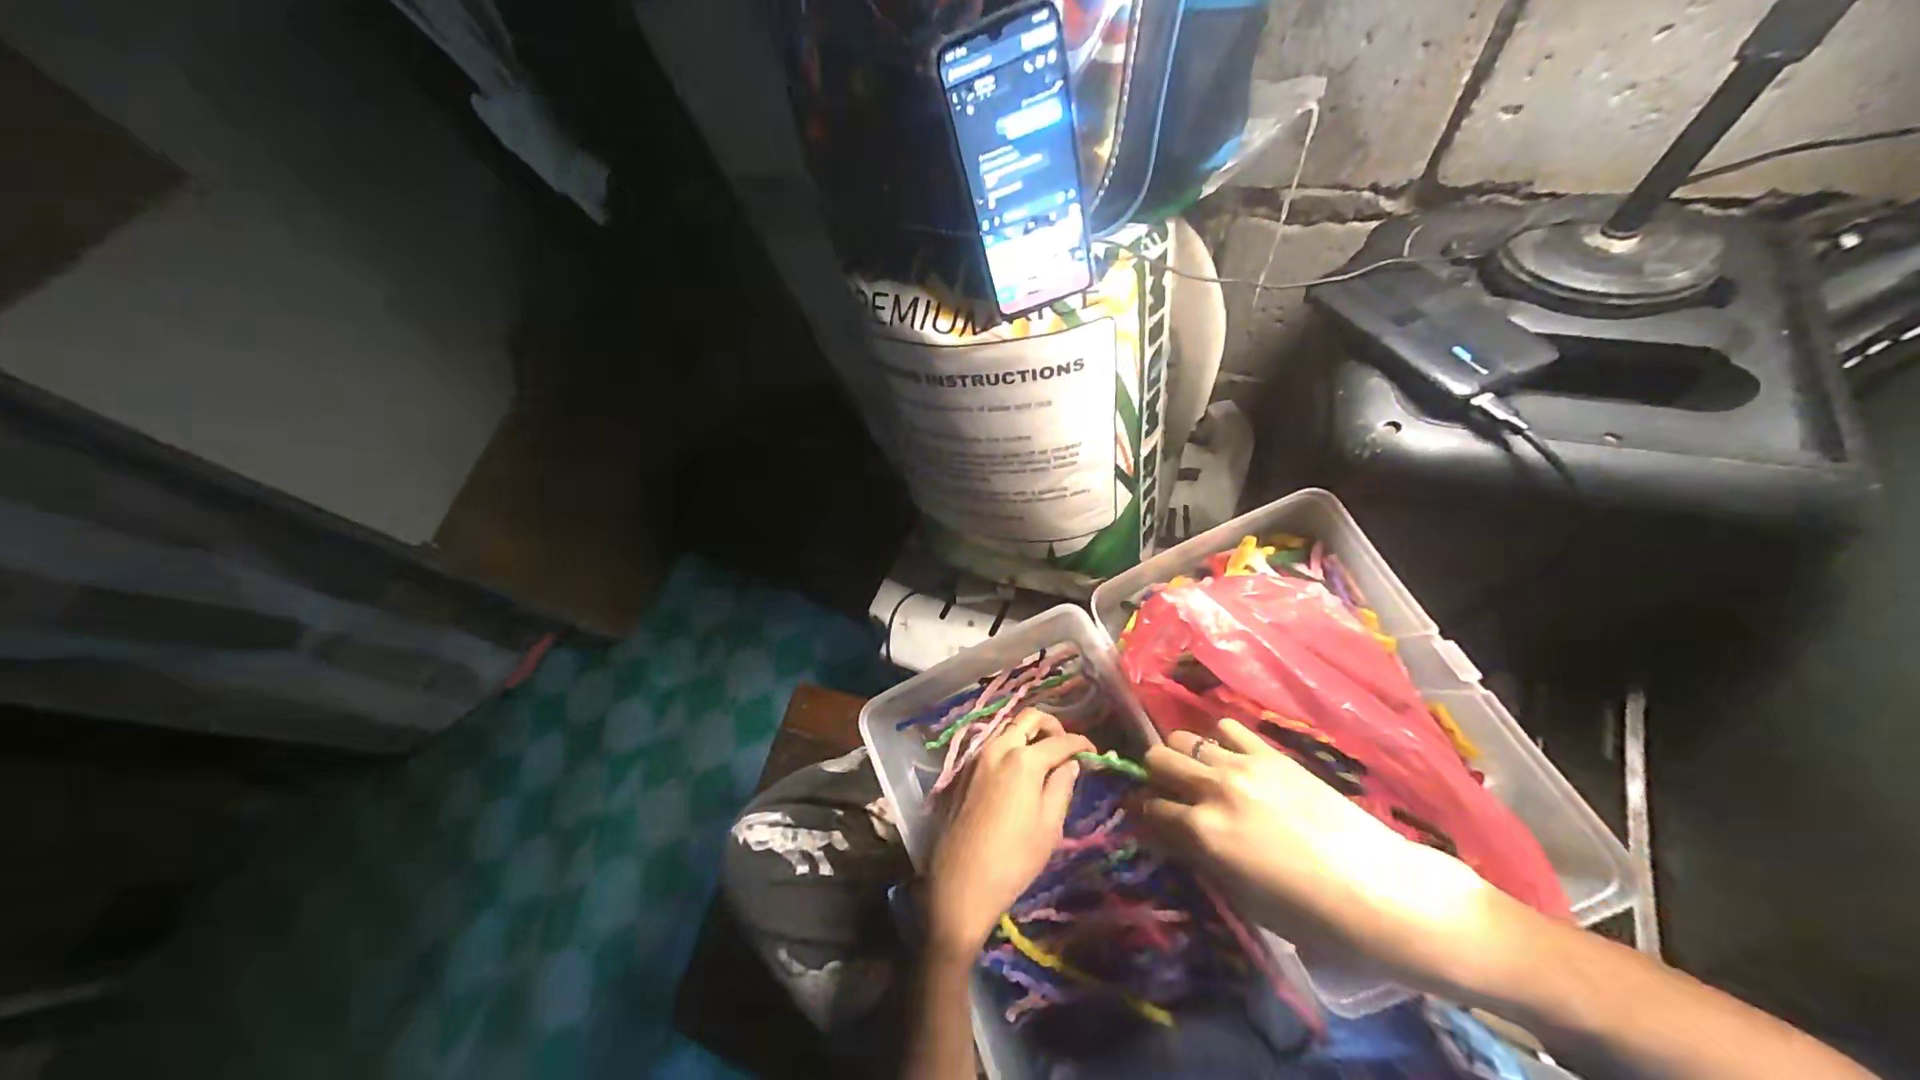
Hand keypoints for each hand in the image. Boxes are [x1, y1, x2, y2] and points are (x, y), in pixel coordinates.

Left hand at [924, 708, 1094, 957]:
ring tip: (1043, 756)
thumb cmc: (1014, 858)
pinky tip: (1017, 771)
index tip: (1093, 752)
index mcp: (1023, 760)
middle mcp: (997, 749)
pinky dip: (1009, 747)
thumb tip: (1070, 764)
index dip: (1081, 743)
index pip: (1060, 740)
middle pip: (1028, 718)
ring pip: (1006, 729)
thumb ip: (1061, 787)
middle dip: (1052, 725)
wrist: (961, 882)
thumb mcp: (1049, 826)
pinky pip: (990, 746)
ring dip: (1027, 733)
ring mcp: (976, 758)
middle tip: (1065, 745)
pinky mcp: (962, 772)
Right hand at [1136, 717, 1525, 997]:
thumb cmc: (1311, 915)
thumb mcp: (1241, 896)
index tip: (1152, 820)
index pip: (1149, 808)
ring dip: (1185, 754)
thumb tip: (1173, 834)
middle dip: (1156, 775)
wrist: (1384, 894)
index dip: (1146, 815)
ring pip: (1186, 737)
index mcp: (1203, 832)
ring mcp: (1244, 765)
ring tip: (1201, 772)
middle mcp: (1214, 789)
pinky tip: (1232, 758)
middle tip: (1172, 792)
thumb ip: (1199, 857)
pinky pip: (1228, 727)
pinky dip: (1220, 740)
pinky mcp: (1274, 754)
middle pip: (1158, 757)